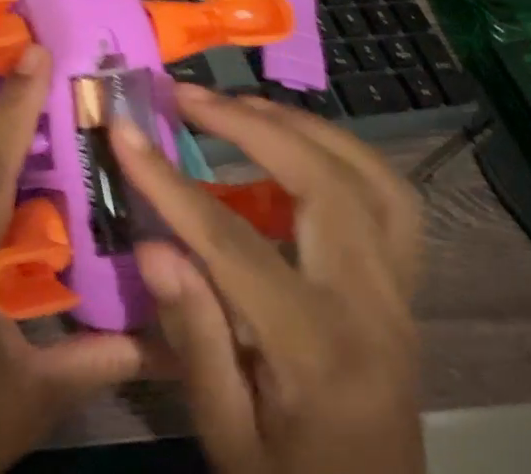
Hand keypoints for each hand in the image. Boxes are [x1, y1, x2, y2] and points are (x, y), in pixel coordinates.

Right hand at [109, 85, 425, 473]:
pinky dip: (342, 157)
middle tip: (185, 96)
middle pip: (325, 186)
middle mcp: (375, 308)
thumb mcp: (225, 434)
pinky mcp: (406, 291)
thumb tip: (153, 247)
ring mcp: (402, 295)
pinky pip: (390, 202)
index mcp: (318, 349)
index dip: (171, 182)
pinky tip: (292, 147)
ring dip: (305, 129)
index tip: (124, 133)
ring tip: (239, 104)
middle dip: (250, 126)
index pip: (235, 243)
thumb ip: (194, 340)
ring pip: (375, 181)